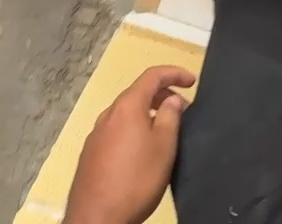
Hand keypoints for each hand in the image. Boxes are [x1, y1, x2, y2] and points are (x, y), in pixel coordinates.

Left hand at [66, 65, 196, 223]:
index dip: (174, 73)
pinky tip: (140, 150)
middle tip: (182, 109)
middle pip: (138, 92)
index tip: (192, 81)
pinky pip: (116, 130)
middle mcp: (108, 115)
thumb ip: (170, 115)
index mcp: (127, 106)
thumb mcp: (164, 146)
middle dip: (162, 94)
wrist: (96, 221)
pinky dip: (133, 129)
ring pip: (125, 113)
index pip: (152, 75)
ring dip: (147, 113)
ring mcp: (95, 135)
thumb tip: (171, 98)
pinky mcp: (89, 155)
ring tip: (164, 129)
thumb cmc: (136, 179)